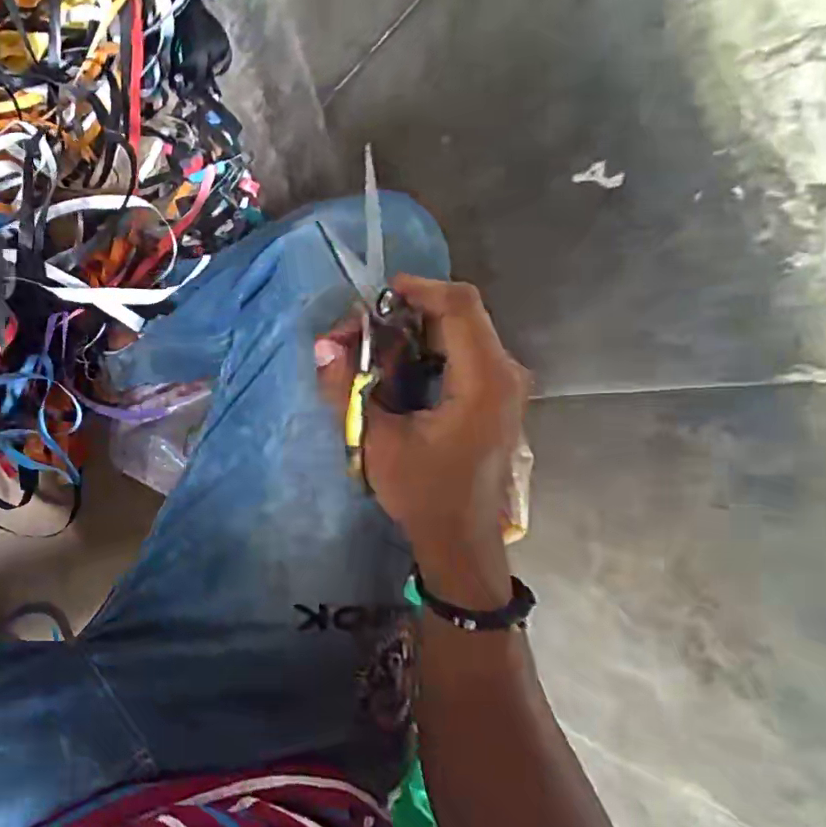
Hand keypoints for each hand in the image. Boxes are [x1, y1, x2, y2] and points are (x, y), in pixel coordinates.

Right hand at [316, 274, 531, 606]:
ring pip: (457, 334)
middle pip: (457, 317)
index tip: (375, 294)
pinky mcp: (492, 397)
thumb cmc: (422, 492)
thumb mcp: (375, 441)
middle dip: (402, 316)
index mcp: (483, 380)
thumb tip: (322, 346)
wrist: (460, 537)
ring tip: (365, 354)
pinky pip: (459, 355)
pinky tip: (390, 373)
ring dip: (409, 334)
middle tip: (355, 334)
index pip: (459, 307)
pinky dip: (422, 352)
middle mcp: (503, 373)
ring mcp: (502, 385)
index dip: (418, 289)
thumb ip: (346, 389)